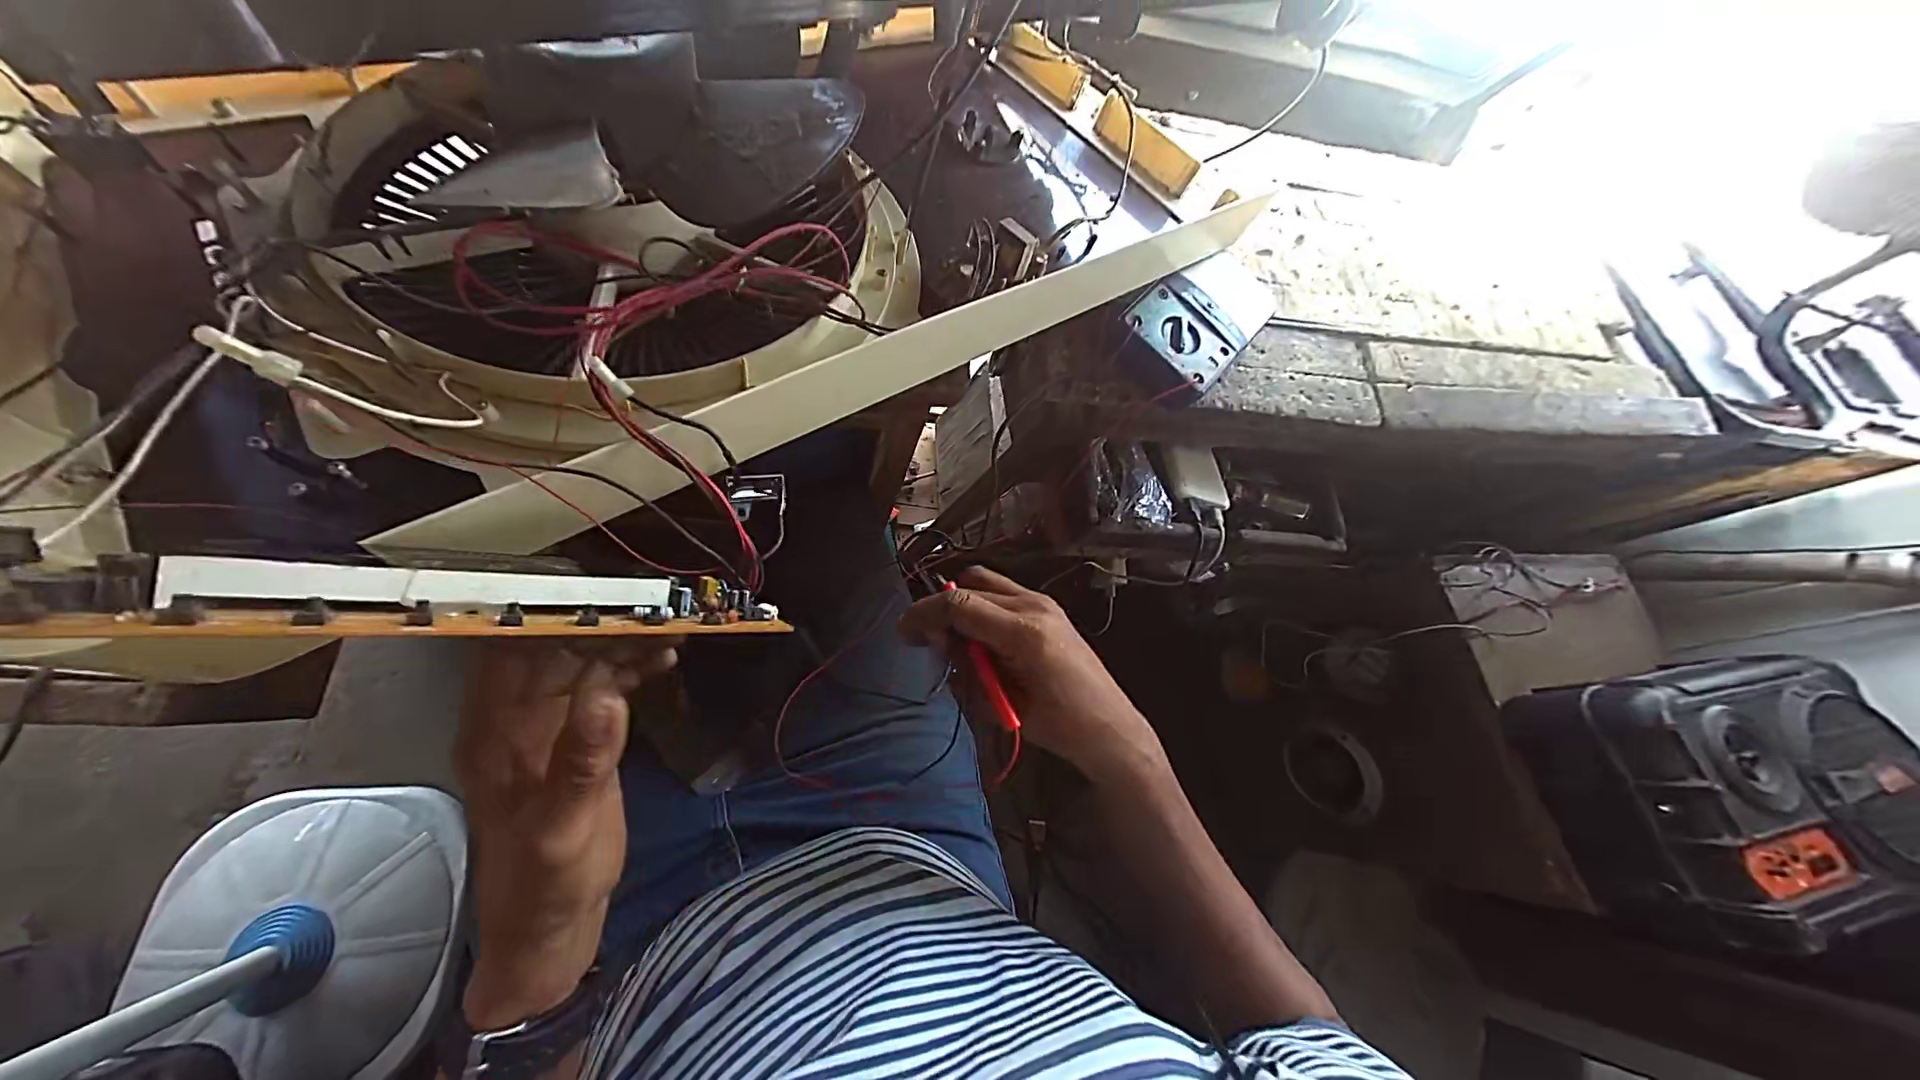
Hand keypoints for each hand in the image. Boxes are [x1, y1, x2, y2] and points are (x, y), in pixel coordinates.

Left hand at [453, 639, 677, 1028]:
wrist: (553, 922)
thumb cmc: (545, 883)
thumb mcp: (562, 829)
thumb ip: (582, 761)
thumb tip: (608, 694)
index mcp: (494, 735)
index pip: (510, 654)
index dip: (551, 619)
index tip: (603, 598)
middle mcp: (515, 720)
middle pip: (553, 649)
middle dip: (602, 625)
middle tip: (653, 611)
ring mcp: (548, 726)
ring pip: (584, 662)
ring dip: (623, 644)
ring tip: (668, 632)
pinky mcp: (578, 735)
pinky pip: (604, 685)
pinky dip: (632, 669)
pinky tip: (663, 661)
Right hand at [899, 566, 1166, 784]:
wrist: (1109, 727)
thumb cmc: (1059, 726)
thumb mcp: (1003, 704)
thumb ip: (968, 669)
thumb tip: (941, 642)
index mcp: (1023, 632)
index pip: (959, 603)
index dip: (923, 614)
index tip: (903, 632)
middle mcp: (1034, 606)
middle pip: (970, 583)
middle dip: (941, 607)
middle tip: (932, 641)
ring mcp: (1044, 603)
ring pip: (986, 582)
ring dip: (962, 603)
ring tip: (960, 643)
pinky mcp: (1048, 608)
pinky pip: (1003, 593)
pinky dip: (982, 606)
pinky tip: (983, 639)